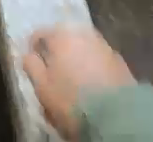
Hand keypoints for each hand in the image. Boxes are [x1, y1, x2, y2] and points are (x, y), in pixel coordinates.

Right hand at [23, 27, 137, 141]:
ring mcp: (105, 48)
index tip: (35, 69)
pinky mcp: (123, 65)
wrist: (120, 119)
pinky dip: (95, 72)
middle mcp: (83, 33)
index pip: (39, 35)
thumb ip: (30, 65)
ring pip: (84, 52)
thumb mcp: (41, 85)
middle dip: (58, 56)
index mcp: (60, 33)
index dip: (34, 52)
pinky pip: (101, 64)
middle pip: (63, 42)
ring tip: (76, 84)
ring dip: (78, 63)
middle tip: (55, 77)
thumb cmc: (72, 98)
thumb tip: (29, 55)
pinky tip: (94, 89)